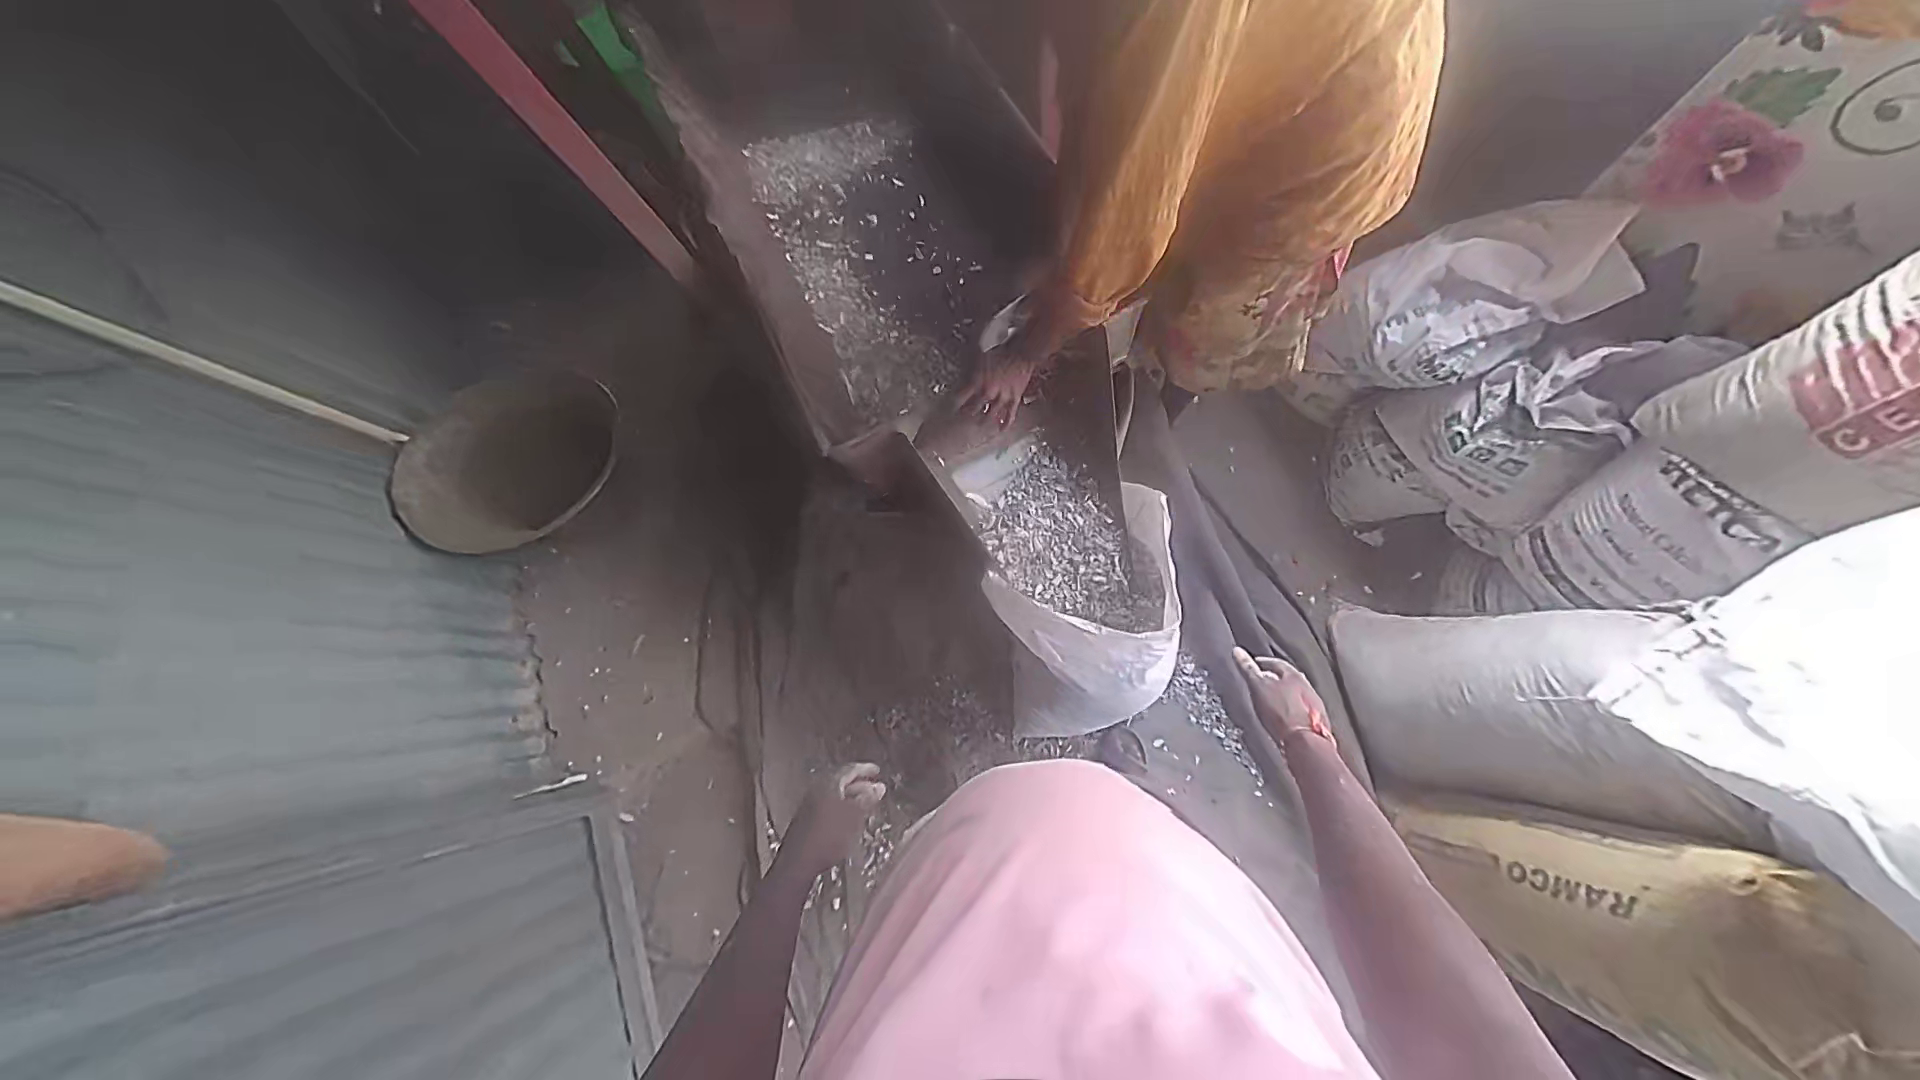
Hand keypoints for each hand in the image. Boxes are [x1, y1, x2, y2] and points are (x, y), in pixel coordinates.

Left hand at [775, 763, 886, 881]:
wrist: (798, 864)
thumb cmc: (828, 837)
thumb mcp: (853, 817)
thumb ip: (866, 800)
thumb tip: (878, 787)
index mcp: (828, 784)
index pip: (849, 770)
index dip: (864, 770)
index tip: (876, 771)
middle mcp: (817, 790)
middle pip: (841, 781)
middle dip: (859, 784)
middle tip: (874, 788)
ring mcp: (809, 805)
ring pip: (834, 795)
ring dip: (850, 797)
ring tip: (865, 804)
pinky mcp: (806, 820)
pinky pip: (828, 806)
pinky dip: (841, 808)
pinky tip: (848, 818)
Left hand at [957, 341, 1043, 427]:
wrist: (1021, 353)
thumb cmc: (1002, 353)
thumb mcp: (981, 359)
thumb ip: (973, 372)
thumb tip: (967, 377)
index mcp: (978, 382)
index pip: (961, 397)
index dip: (955, 403)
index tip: (951, 408)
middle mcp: (988, 393)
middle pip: (973, 409)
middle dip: (967, 415)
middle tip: (962, 420)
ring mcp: (1001, 398)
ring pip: (990, 415)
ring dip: (983, 421)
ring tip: (978, 426)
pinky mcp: (1014, 400)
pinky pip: (1009, 415)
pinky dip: (1005, 424)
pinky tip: (1001, 429)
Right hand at [1232, 647, 1335, 749]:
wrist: (1304, 742)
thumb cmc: (1281, 713)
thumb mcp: (1258, 686)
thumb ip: (1248, 668)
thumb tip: (1238, 652)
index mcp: (1294, 675)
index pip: (1275, 663)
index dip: (1261, 663)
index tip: (1252, 665)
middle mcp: (1307, 687)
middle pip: (1287, 678)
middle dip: (1273, 679)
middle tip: (1260, 682)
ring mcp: (1313, 705)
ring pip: (1295, 694)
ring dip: (1282, 695)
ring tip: (1269, 700)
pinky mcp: (1315, 722)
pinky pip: (1299, 710)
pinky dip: (1289, 709)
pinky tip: (1281, 716)